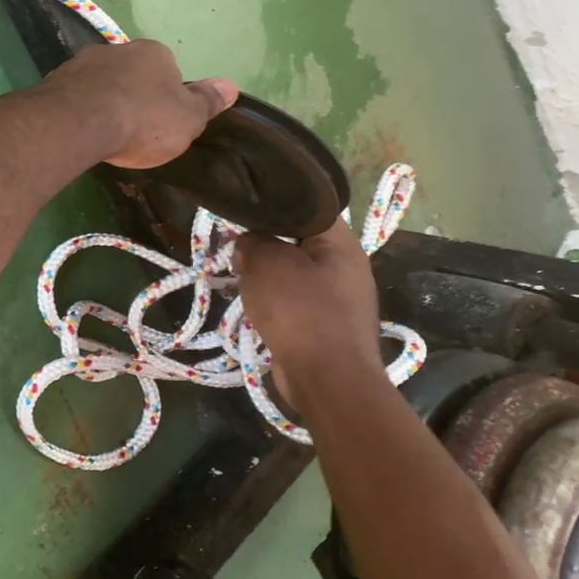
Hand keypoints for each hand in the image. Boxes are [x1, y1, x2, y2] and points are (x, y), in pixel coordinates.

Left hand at [41, 39, 236, 168]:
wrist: (78, 121)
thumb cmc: (143, 119)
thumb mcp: (188, 117)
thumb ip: (206, 101)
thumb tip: (229, 85)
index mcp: (151, 52)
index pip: (165, 66)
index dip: (165, 92)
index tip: (161, 116)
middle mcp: (113, 49)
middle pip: (127, 71)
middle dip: (129, 93)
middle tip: (132, 125)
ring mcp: (78, 63)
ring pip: (97, 81)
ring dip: (100, 99)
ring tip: (104, 130)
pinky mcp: (52, 82)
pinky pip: (72, 95)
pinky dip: (77, 109)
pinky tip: (79, 130)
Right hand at [235, 220, 385, 409]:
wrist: (326, 378)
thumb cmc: (300, 310)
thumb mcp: (267, 261)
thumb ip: (253, 240)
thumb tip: (248, 242)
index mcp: (342, 245)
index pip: (307, 206)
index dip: (272, 201)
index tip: (240, 204)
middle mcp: (345, 266)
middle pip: (296, 238)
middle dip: (262, 239)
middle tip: (233, 242)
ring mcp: (337, 296)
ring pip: (291, 267)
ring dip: (263, 269)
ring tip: (237, 271)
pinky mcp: (324, 320)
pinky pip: (291, 294)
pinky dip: (270, 293)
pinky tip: (250, 298)